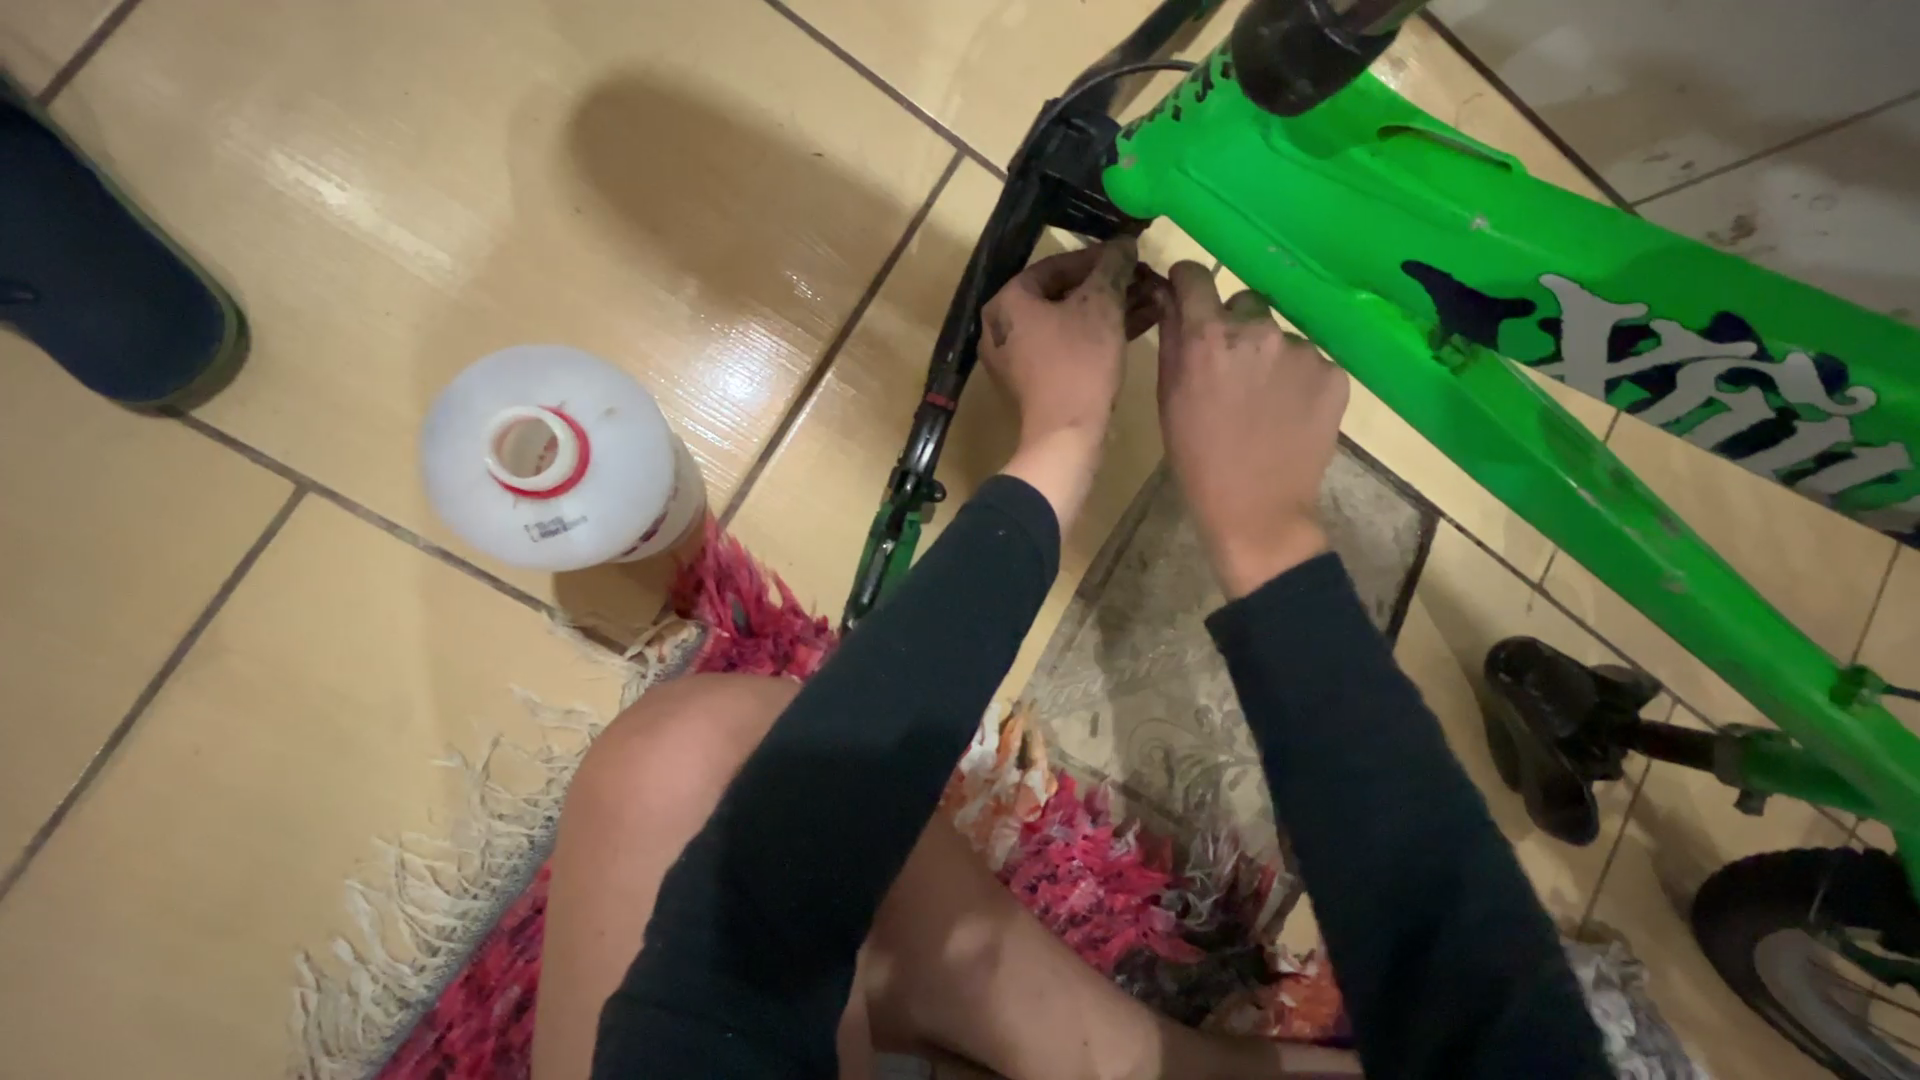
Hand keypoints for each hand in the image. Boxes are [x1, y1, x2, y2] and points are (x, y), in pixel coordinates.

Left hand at [981, 238, 1158, 530]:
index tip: (1129, 255)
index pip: (1055, 265)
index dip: (1097, 257)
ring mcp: (1015, 358)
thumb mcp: (1100, 306)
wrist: (1065, 435)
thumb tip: (1123, 244)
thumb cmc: (1079, 362)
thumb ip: (1112, 268)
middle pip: (1061, 294)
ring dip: (1107, 310)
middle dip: (1106, 286)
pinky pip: (1066, 347)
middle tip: (1141, 279)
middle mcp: (1002, 327)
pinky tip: (1136, 327)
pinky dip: (1095, 336)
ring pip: (1067, 322)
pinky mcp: (1034, 382)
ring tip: (1149, 300)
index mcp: (1007, 302)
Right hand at [1156, 262, 1347, 597]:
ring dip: (1270, 356)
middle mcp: (1257, 331)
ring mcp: (1301, 350)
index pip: (1196, 276)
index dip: (1189, 281)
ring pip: (1280, 336)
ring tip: (1266, 402)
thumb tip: (1170, 298)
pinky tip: (1290, 413)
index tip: (1188, 293)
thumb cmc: (1197, 457)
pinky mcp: (1334, 373)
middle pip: (1245, 303)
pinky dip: (1299, 379)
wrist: (1256, 509)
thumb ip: (1172, 341)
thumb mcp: (1169, 399)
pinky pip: (1311, 361)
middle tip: (1233, 371)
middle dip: (1236, 326)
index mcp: (1207, 337)